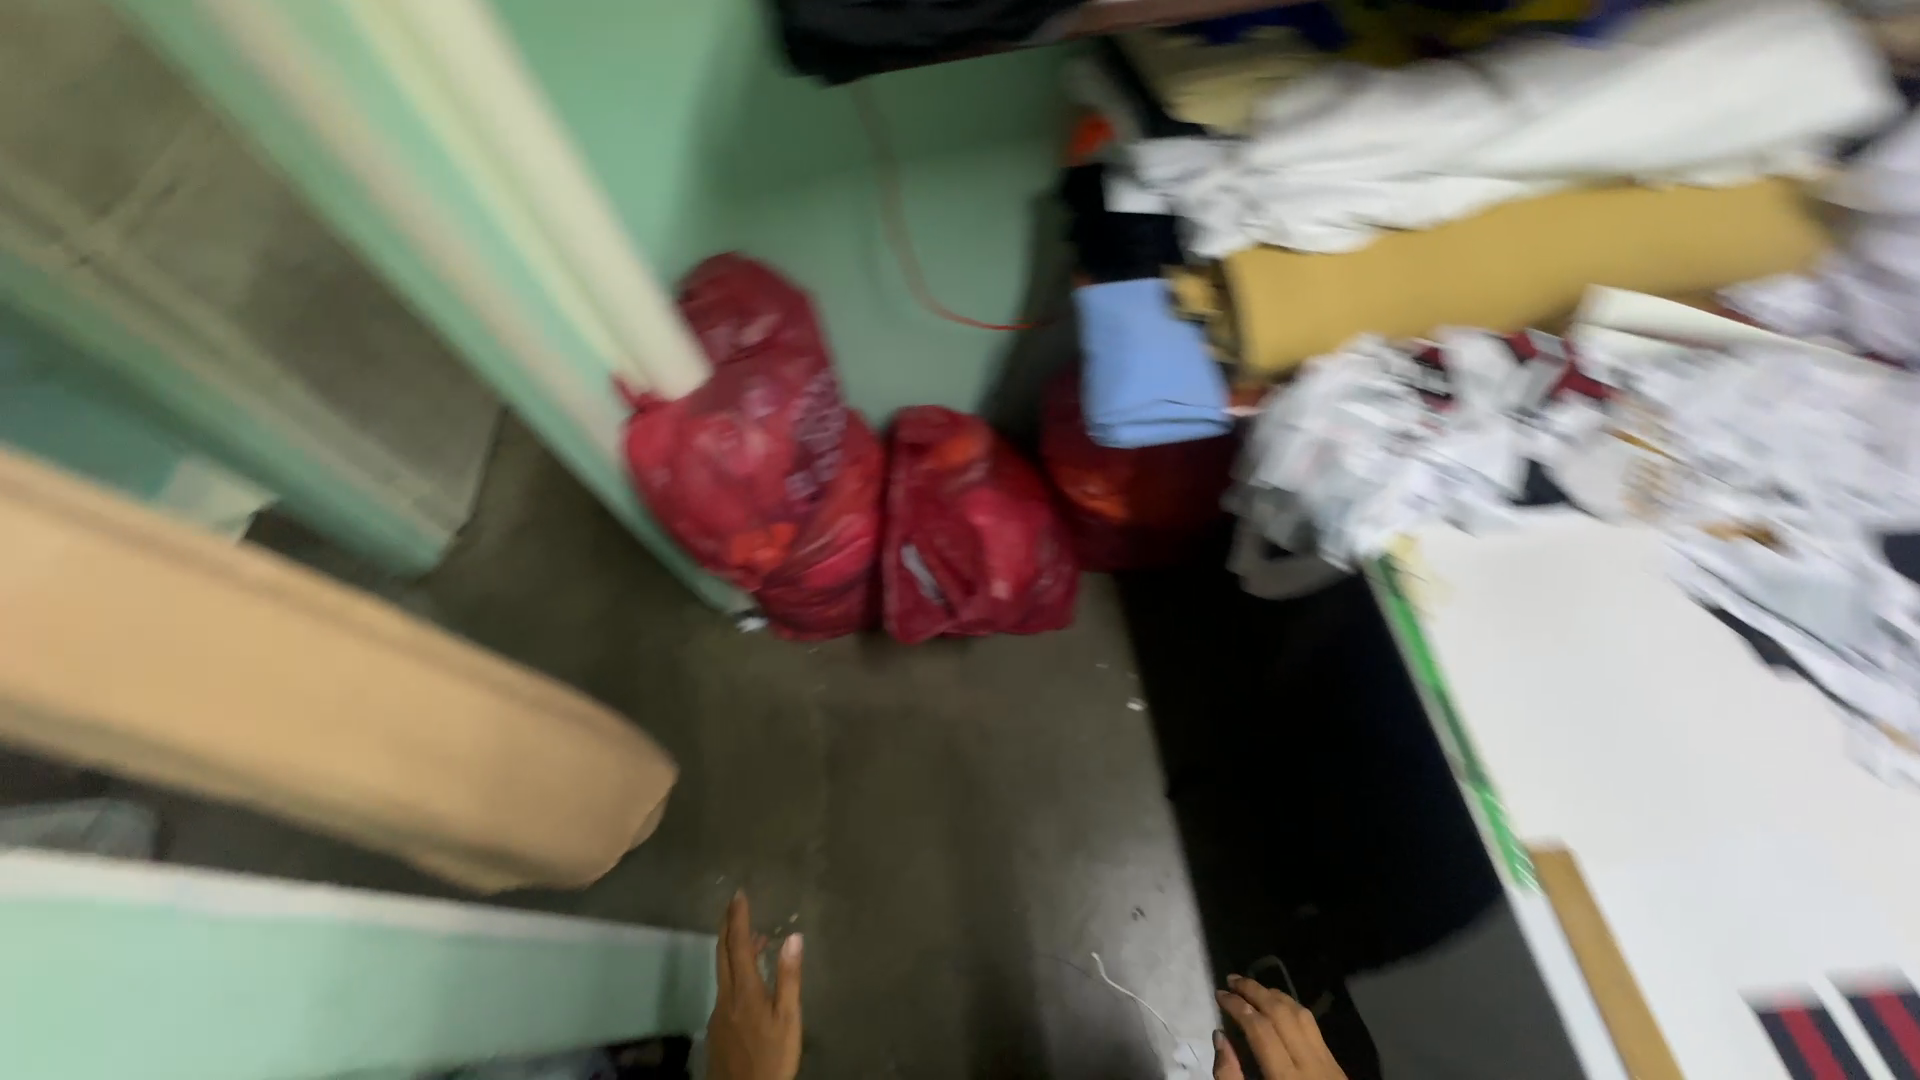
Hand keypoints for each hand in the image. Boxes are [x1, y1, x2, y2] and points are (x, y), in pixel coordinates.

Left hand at [707, 892, 801, 1079]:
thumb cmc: (773, 1057)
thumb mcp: (788, 1018)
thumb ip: (789, 977)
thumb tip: (793, 936)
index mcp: (744, 990)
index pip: (738, 944)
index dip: (737, 917)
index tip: (738, 894)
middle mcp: (726, 996)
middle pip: (722, 953)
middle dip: (727, 925)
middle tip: (734, 904)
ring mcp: (719, 1012)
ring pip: (722, 970)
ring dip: (733, 948)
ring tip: (753, 938)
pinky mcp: (718, 1027)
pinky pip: (725, 987)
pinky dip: (735, 970)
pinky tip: (750, 978)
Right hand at [1213, 974, 1345, 1079]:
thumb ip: (1230, 1077)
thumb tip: (1220, 1036)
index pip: (1261, 1028)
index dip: (1238, 1006)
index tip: (1219, 994)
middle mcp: (1311, 1066)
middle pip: (1281, 1013)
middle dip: (1254, 990)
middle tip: (1230, 980)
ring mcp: (1329, 1064)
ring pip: (1300, 1014)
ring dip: (1273, 994)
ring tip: (1251, 987)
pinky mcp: (1337, 1066)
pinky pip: (1312, 1025)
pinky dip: (1291, 1007)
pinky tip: (1277, 1005)